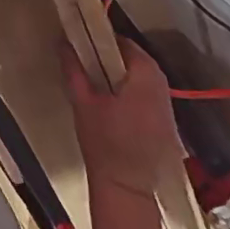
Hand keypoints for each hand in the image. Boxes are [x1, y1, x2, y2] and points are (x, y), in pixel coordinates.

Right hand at [64, 36, 180, 195]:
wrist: (129, 189)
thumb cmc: (105, 143)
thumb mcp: (83, 103)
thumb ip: (73, 70)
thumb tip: (63, 42)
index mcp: (144, 71)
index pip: (120, 41)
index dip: (98, 40)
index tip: (81, 46)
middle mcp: (161, 80)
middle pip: (131, 57)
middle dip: (108, 59)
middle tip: (84, 66)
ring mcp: (166, 99)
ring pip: (138, 75)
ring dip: (118, 75)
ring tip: (95, 85)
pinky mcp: (166, 117)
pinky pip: (146, 91)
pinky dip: (130, 91)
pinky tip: (112, 104)